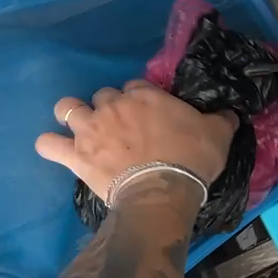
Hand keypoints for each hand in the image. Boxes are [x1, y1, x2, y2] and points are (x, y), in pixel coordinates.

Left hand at [36, 81, 237, 198]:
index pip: (137, 86)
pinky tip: (60, 149)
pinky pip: (47, 144)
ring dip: (74, 115)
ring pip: (67, 108)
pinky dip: (51, 145)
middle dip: (110, 106)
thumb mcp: (219, 134)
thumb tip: (229, 112)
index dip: (143, 98)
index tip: (151, 113)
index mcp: (147, 97)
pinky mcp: (74, 155)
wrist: (162, 191)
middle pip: (103, 94)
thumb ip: (222, 119)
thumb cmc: (192, 159)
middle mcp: (114, 106)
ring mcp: (90, 129)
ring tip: (86, 129)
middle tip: (123, 125)